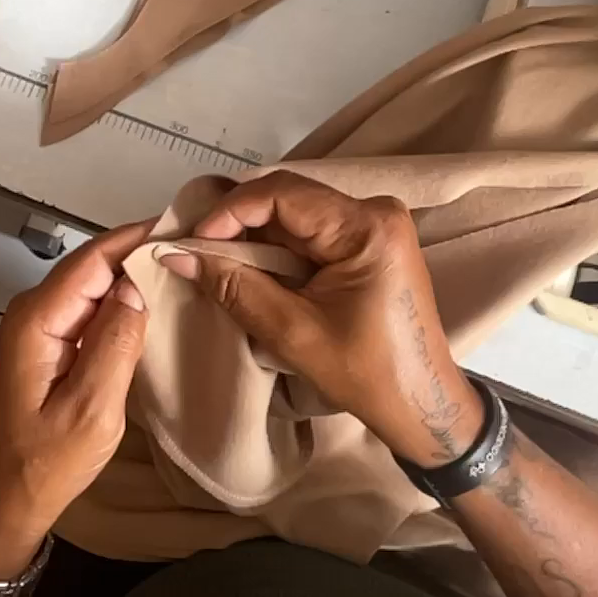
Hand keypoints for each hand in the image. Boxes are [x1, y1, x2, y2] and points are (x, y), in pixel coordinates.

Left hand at [0, 220, 153, 578]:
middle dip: (136, 248)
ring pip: (91, 281)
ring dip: (130, 270)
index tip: (179, 224)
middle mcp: (32, 311)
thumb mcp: (91, 409)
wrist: (12, 498)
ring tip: (177, 260)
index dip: (134, 239)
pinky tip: (149, 296)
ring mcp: (39, 324)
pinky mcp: (49, 338)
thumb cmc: (48, 462)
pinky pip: (88, 303)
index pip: (91, 261)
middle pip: (90, 264)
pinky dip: (119, 295)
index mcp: (36, 321)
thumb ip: (115, 343)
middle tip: (188, 240)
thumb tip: (138, 286)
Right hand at [159, 172, 482, 466]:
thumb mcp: (291, 332)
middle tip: (193, 248)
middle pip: (285, 197)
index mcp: (366, 227)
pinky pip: (306, 228)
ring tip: (211, 258)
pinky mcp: (364, 238)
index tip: (192, 241)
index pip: (281, 193)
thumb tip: (175, 255)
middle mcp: (373, 210)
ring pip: (291, 212)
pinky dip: (272, 246)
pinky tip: (245, 265)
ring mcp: (371, 222)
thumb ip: (233, 286)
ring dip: (250, 235)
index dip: (228, 211)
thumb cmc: (366, 373)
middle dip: (234, 222)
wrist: (421, 403)